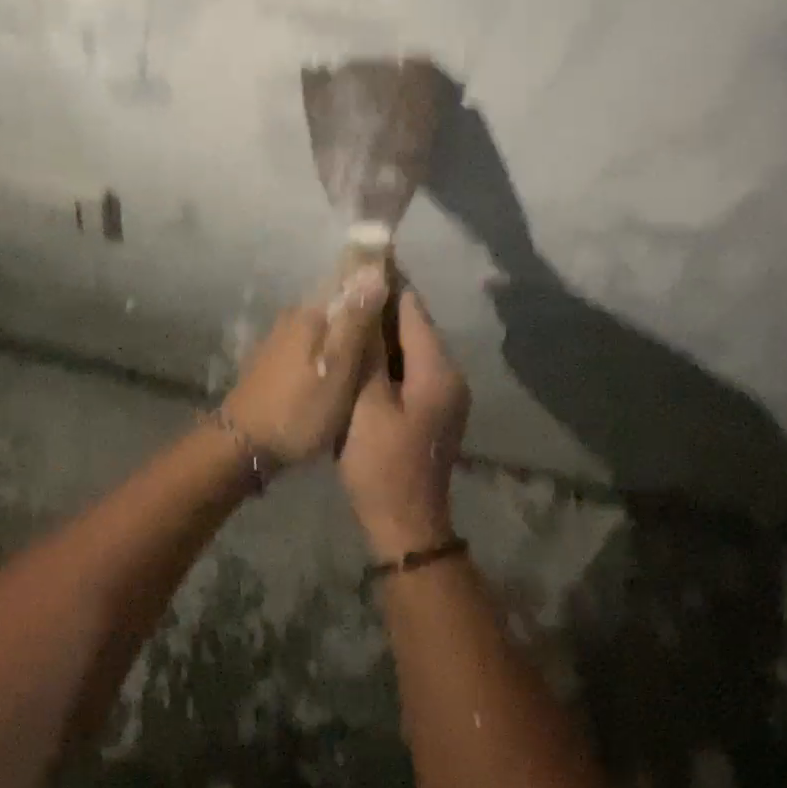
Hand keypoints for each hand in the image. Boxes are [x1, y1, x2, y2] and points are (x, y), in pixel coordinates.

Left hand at [221, 266, 388, 462]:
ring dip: (351, 328)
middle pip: (338, 300)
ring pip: (326, 322)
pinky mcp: (276, 359)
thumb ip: (356, 323)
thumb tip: (375, 271)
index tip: (403, 285)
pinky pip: (315, 341)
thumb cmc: (298, 410)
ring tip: (381, 347)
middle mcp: (294, 316)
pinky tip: (348, 364)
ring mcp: (281, 338)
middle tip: (399, 325)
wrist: (244, 443)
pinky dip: (334, 346)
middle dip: (367, 306)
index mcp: (311, 313)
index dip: (377, 278)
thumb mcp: (337, 369)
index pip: (349, 278)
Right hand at [339, 290, 470, 556]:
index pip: (412, 308)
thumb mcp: (366, 404)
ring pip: (409, 350)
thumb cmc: (381, 461)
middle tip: (338, 297)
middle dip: (378, 309)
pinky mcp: (432, 411)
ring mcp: (444, 395)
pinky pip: (408, 371)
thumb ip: (367, 351)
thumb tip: (364, 302)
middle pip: (413, 326)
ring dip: (379, 336)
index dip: (385, 284)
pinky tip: (355, 361)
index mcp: (438, 369)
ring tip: (341, 324)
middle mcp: (449, 375)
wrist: (404, 522)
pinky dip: (384, 361)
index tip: (353, 265)